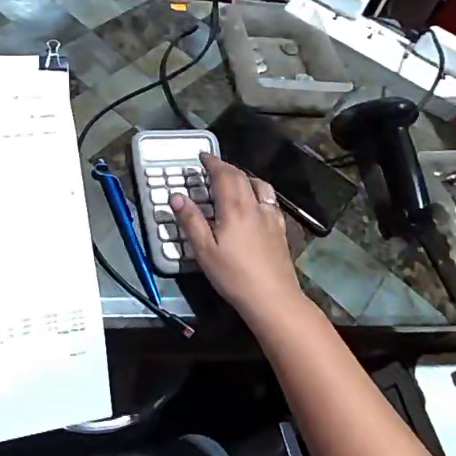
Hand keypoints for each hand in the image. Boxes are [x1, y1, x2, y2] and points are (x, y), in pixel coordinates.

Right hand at [169, 154, 303, 320]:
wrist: (273, 298)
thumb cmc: (234, 276)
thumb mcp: (204, 251)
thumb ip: (191, 221)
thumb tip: (176, 196)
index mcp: (234, 208)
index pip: (224, 175)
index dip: (212, 163)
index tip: (202, 156)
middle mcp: (254, 206)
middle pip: (241, 177)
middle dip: (226, 167)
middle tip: (212, 166)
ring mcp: (270, 217)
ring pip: (259, 185)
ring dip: (244, 177)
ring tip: (234, 180)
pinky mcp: (279, 229)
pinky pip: (270, 200)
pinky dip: (259, 192)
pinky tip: (256, 203)